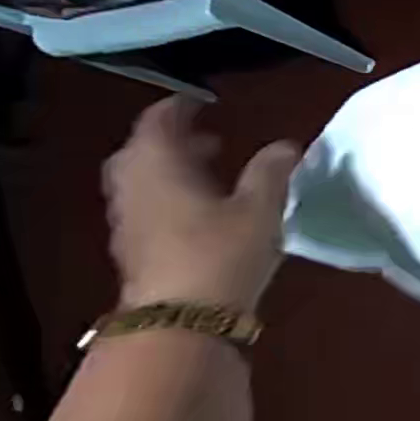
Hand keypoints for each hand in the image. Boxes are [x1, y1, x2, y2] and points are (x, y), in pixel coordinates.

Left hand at [103, 96, 300, 314]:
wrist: (186, 318)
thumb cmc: (223, 251)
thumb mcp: (261, 207)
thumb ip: (272, 171)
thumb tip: (286, 146)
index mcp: (160, 170)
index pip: (156, 126)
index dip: (175, 110)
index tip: (196, 101)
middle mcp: (137, 190)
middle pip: (141, 154)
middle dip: (170, 141)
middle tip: (206, 137)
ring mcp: (133, 222)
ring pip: (143, 181)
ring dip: (170, 168)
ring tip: (208, 169)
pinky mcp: (140, 248)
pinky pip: (149, 205)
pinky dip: (170, 194)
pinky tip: (203, 207)